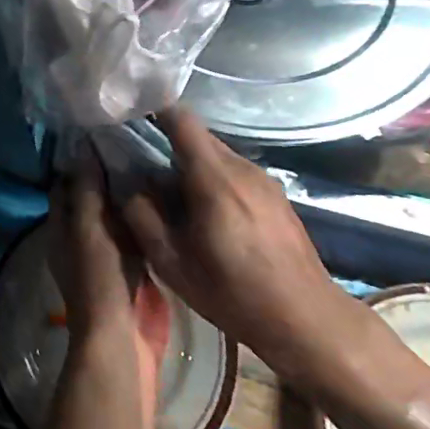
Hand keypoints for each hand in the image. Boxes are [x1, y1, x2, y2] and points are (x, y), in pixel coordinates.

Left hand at [50, 156, 170, 390]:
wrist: (121, 337)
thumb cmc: (99, 278)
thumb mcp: (90, 228)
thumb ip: (87, 189)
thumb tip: (83, 146)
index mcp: (61, 227)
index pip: (65, 184)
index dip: (79, 162)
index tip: (104, 137)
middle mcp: (78, 238)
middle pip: (90, 199)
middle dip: (107, 176)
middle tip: (137, 146)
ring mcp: (104, 254)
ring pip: (113, 216)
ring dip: (127, 197)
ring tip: (155, 165)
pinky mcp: (128, 269)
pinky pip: (133, 236)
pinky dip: (143, 220)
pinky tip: (165, 203)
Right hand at [116, 109, 353, 385]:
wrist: (304, 318)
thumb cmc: (231, 293)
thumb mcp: (171, 261)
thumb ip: (141, 215)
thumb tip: (125, 181)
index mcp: (214, 179)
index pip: (182, 120)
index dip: (154, 110)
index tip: (130, 115)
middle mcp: (242, 169)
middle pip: (198, 137)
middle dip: (166, 143)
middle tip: (139, 166)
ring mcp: (264, 180)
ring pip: (216, 156)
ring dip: (189, 165)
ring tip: (169, 195)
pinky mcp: (276, 196)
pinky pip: (234, 172)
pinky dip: (211, 179)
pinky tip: (203, 213)